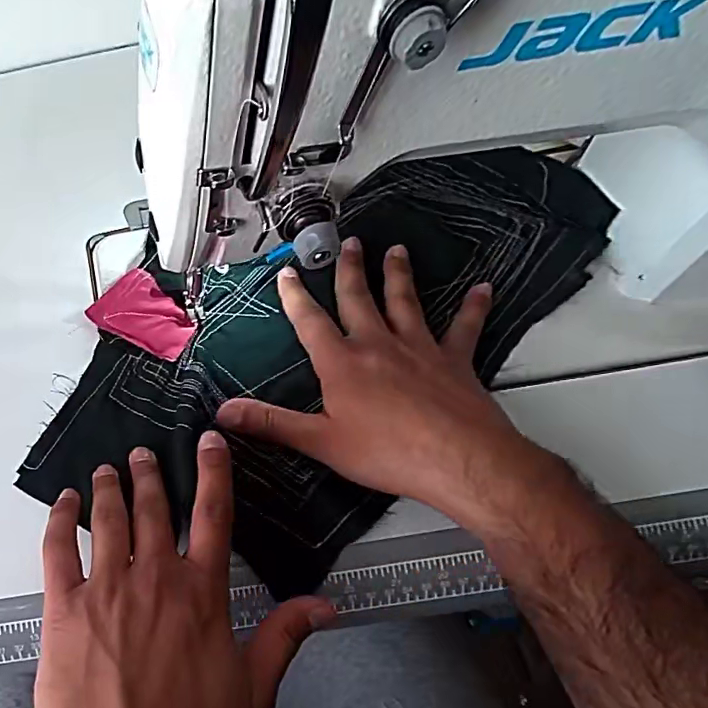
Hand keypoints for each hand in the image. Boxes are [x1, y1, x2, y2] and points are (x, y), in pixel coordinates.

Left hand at [9, 433, 331, 707]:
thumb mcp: (253, 696)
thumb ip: (283, 639)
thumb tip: (326, 604)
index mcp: (202, 597)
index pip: (213, 518)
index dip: (214, 475)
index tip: (209, 443)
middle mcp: (153, 581)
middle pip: (154, 512)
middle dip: (149, 476)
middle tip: (142, 453)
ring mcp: (104, 590)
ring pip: (107, 521)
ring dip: (107, 489)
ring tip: (106, 468)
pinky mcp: (62, 607)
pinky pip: (58, 548)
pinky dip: (60, 519)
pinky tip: (62, 502)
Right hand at [215, 238, 566, 531]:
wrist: (460, 461)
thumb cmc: (389, 453)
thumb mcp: (318, 441)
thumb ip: (270, 422)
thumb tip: (226, 411)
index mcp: (342, 364)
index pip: (311, 322)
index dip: (295, 297)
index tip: (289, 275)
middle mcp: (379, 347)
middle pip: (360, 299)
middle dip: (349, 270)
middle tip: (348, 245)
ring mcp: (420, 350)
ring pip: (406, 302)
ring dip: (398, 275)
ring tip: (396, 252)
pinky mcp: (455, 362)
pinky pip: (464, 328)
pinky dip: (472, 307)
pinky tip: (480, 290)